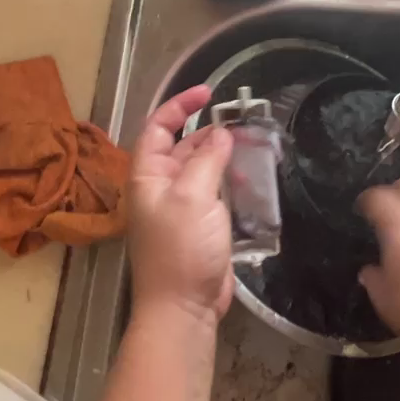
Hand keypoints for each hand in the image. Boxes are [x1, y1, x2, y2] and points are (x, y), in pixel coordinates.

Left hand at [127, 86, 234, 325]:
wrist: (183, 307)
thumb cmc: (180, 249)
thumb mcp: (193, 196)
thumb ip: (208, 160)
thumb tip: (222, 134)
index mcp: (147, 175)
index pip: (159, 127)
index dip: (180, 105)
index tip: (208, 92)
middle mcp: (161, 186)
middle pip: (182, 145)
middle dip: (208, 130)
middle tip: (241, 121)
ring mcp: (181, 206)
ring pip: (202, 168)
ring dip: (223, 154)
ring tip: (251, 144)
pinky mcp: (200, 224)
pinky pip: (215, 191)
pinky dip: (231, 179)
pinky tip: (251, 177)